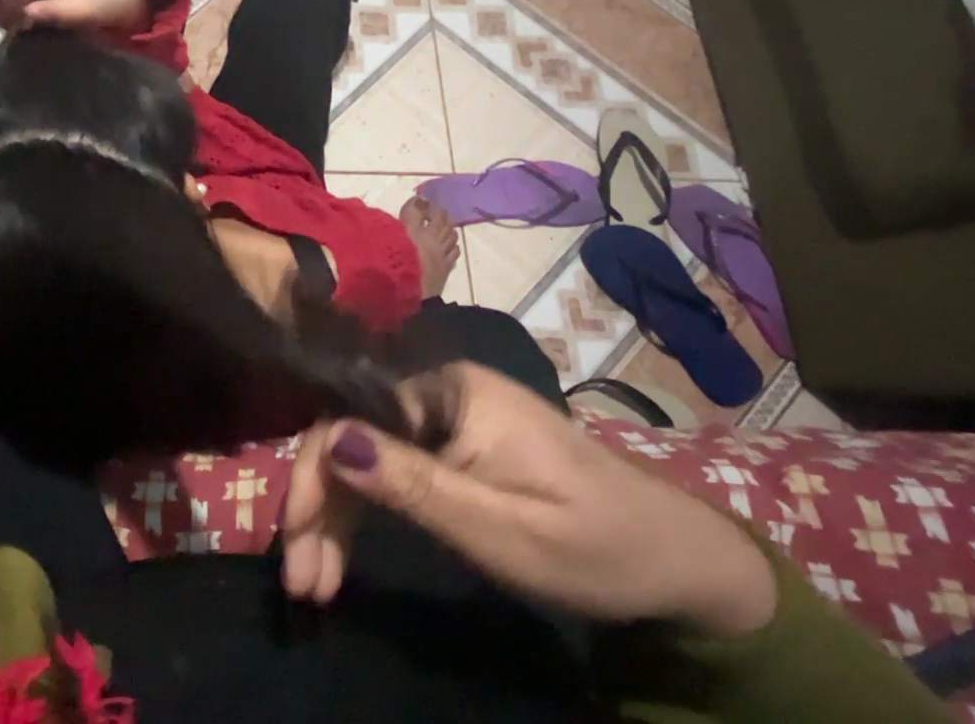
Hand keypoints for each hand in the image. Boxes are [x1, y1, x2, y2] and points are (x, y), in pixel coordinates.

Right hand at [281, 363, 777, 637]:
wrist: (680, 564)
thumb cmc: (597, 546)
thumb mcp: (500, 528)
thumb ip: (412, 483)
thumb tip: (331, 438)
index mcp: (450, 392)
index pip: (349, 419)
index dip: (312, 477)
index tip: (294, 540)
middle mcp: (437, 392)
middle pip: (349, 441)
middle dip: (319, 510)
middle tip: (300, 579)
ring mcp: (443, 420)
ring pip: (362, 462)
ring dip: (335, 521)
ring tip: (314, 583)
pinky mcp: (450, 449)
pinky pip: (388, 475)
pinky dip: (364, 519)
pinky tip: (343, 558)